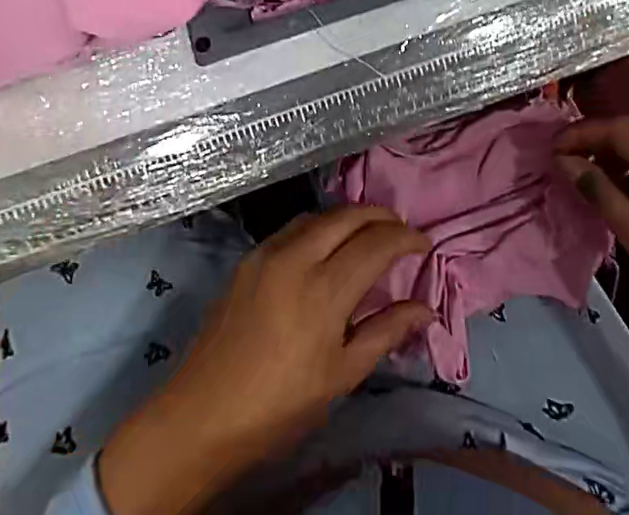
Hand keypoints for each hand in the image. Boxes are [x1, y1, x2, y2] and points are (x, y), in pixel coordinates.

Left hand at [100, 207, 434, 514]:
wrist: (202, 413)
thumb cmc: (280, 404)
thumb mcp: (342, 374)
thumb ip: (386, 332)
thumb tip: (425, 309)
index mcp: (324, 289)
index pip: (377, 243)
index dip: (406, 238)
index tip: (424, 245)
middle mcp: (296, 257)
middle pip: (348, 215)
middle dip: (381, 216)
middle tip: (401, 231)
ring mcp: (267, 253)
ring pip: (319, 215)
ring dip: (349, 217)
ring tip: (368, 235)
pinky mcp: (248, 258)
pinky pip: (293, 227)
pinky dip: (319, 226)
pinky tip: (326, 247)